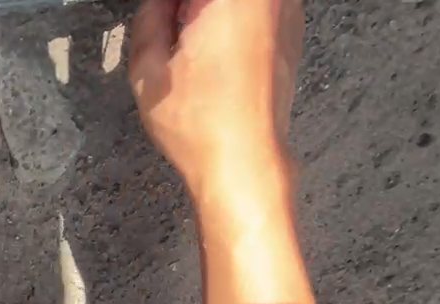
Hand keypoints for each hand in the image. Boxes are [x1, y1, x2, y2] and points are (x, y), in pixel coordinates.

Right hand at [127, 0, 303, 206]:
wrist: (242, 153)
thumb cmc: (197, 120)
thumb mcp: (148, 74)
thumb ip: (147, 23)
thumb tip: (155, 5)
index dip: (165, 7)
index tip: (156, 17)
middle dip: (185, 9)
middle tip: (168, 36)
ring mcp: (285, 5)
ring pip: (234, 5)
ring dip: (207, 17)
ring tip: (190, 49)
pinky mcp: (292, 26)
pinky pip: (255, 11)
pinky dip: (232, 23)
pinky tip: (214, 58)